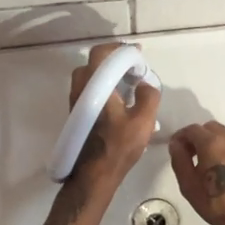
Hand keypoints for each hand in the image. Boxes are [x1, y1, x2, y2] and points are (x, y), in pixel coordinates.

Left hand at [69, 42, 161, 181]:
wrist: (94, 174)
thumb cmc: (118, 147)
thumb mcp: (143, 121)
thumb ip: (149, 96)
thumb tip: (146, 84)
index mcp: (95, 86)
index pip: (102, 54)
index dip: (121, 50)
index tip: (137, 56)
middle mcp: (81, 89)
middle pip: (93, 63)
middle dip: (113, 61)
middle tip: (132, 68)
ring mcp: (76, 102)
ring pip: (89, 78)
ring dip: (107, 75)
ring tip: (128, 84)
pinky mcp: (77, 115)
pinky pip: (89, 90)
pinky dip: (103, 87)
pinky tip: (118, 100)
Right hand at [168, 121, 224, 224]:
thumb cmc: (214, 203)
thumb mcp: (188, 184)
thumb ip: (179, 159)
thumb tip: (176, 144)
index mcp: (212, 143)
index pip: (191, 129)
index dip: (180, 137)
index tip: (176, 148)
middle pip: (209, 128)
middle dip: (197, 137)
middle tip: (190, 155)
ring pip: (224, 135)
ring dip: (212, 142)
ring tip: (206, 162)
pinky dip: (224, 149)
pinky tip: (221, 168)